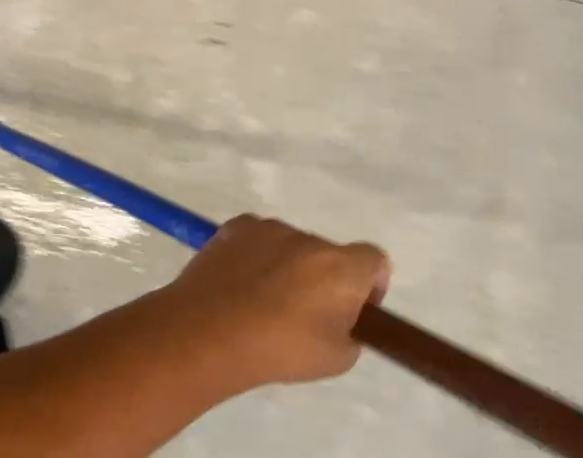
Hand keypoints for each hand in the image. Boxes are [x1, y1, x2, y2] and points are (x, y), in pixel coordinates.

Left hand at [162, 214, 391, 389]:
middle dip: (325, 275)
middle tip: (306, 307)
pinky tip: (242, 279)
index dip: (370, 283)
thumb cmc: (282, 346)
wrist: (209, 328)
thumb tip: (337, 312)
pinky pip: (255, 237)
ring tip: (266, 295)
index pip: (373, 259)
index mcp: (340, 265)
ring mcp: (262, 229)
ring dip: (288, 262)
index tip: (356, 307)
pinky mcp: (228, 228)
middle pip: (327, 252)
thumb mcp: (341, 353)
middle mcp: (303, 238)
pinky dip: (256, 252)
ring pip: (289, 244)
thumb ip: (351, 325)